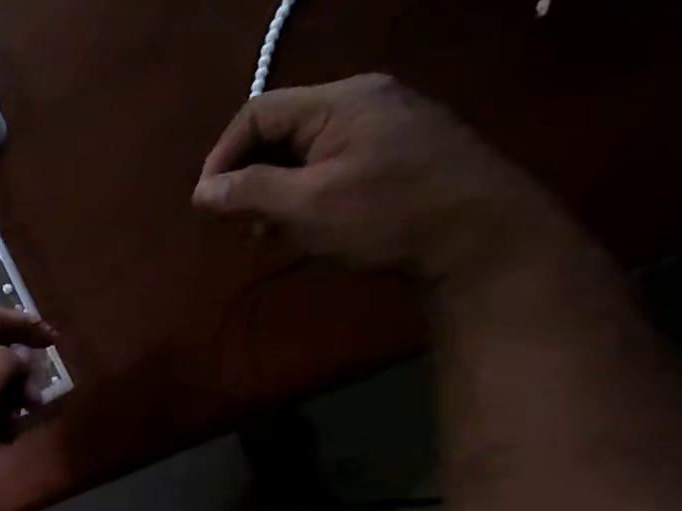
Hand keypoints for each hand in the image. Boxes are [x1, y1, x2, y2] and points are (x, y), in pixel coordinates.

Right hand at [192, 74, 573, 282]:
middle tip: (235, 222)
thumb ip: (249, 193)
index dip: (221, 156)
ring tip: (265, 232)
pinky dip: (303, 194)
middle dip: (247, 177)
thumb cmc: (385, 217)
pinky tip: (301, 227)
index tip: (206, 203)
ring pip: (303, 152)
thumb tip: (201, 192)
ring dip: (273, 191)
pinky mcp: (396, 154)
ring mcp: (384, 126)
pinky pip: (330, 165)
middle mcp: (363, 101)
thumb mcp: (305, 207)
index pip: (257, 113)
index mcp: (341, 101)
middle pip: (280, 130)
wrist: (480, 238)